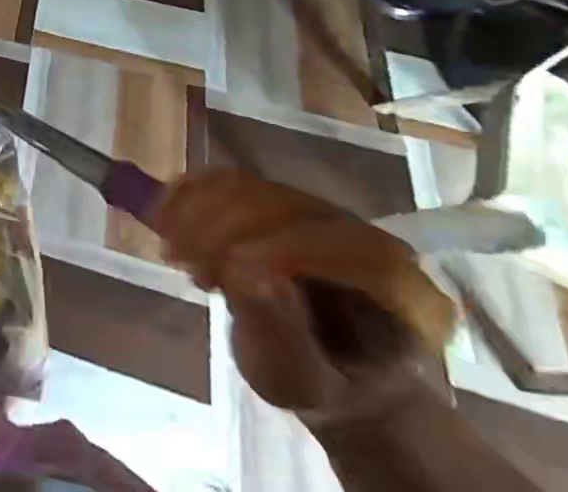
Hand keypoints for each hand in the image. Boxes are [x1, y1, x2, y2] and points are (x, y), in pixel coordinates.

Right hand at [154, 169, 456, 426]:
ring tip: (167, 239)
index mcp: (402, 290)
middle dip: (228, 226)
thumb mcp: (304, 384)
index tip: (226, 271)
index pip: (350, 250)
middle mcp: (370, 238)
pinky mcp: (289, 202)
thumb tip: (247, 277)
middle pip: (295, 210)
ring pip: (262, 190)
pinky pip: (241, 183)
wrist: (331, 370)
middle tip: (174, 252)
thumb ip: (283, 338)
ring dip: (203, 206)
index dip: (287, 250)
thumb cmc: (320, 385)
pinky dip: (198, 190)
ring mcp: (328, 215)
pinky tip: (166, 207)